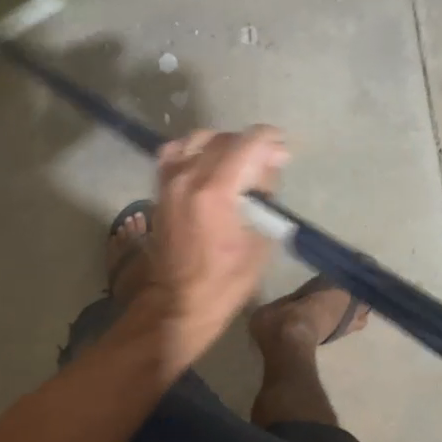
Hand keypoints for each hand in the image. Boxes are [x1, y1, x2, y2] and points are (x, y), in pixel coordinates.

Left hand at [142, 126, 288, 364]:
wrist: (177, 303)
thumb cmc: (224, 282)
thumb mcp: (259, 244)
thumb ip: (265, 199)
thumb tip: (269, 170)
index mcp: (215, 191)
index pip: (245, 144)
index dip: (267, 139)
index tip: (282, 146)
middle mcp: (188, 176)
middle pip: (224, 139)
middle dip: (250, 144)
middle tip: (268, 161)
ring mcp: (169, 180)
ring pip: (198, 139)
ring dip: (224, 143)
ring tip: (240, 160)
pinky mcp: (159, 188)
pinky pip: (175, 151)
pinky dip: (194, 149)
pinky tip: (208, 162)